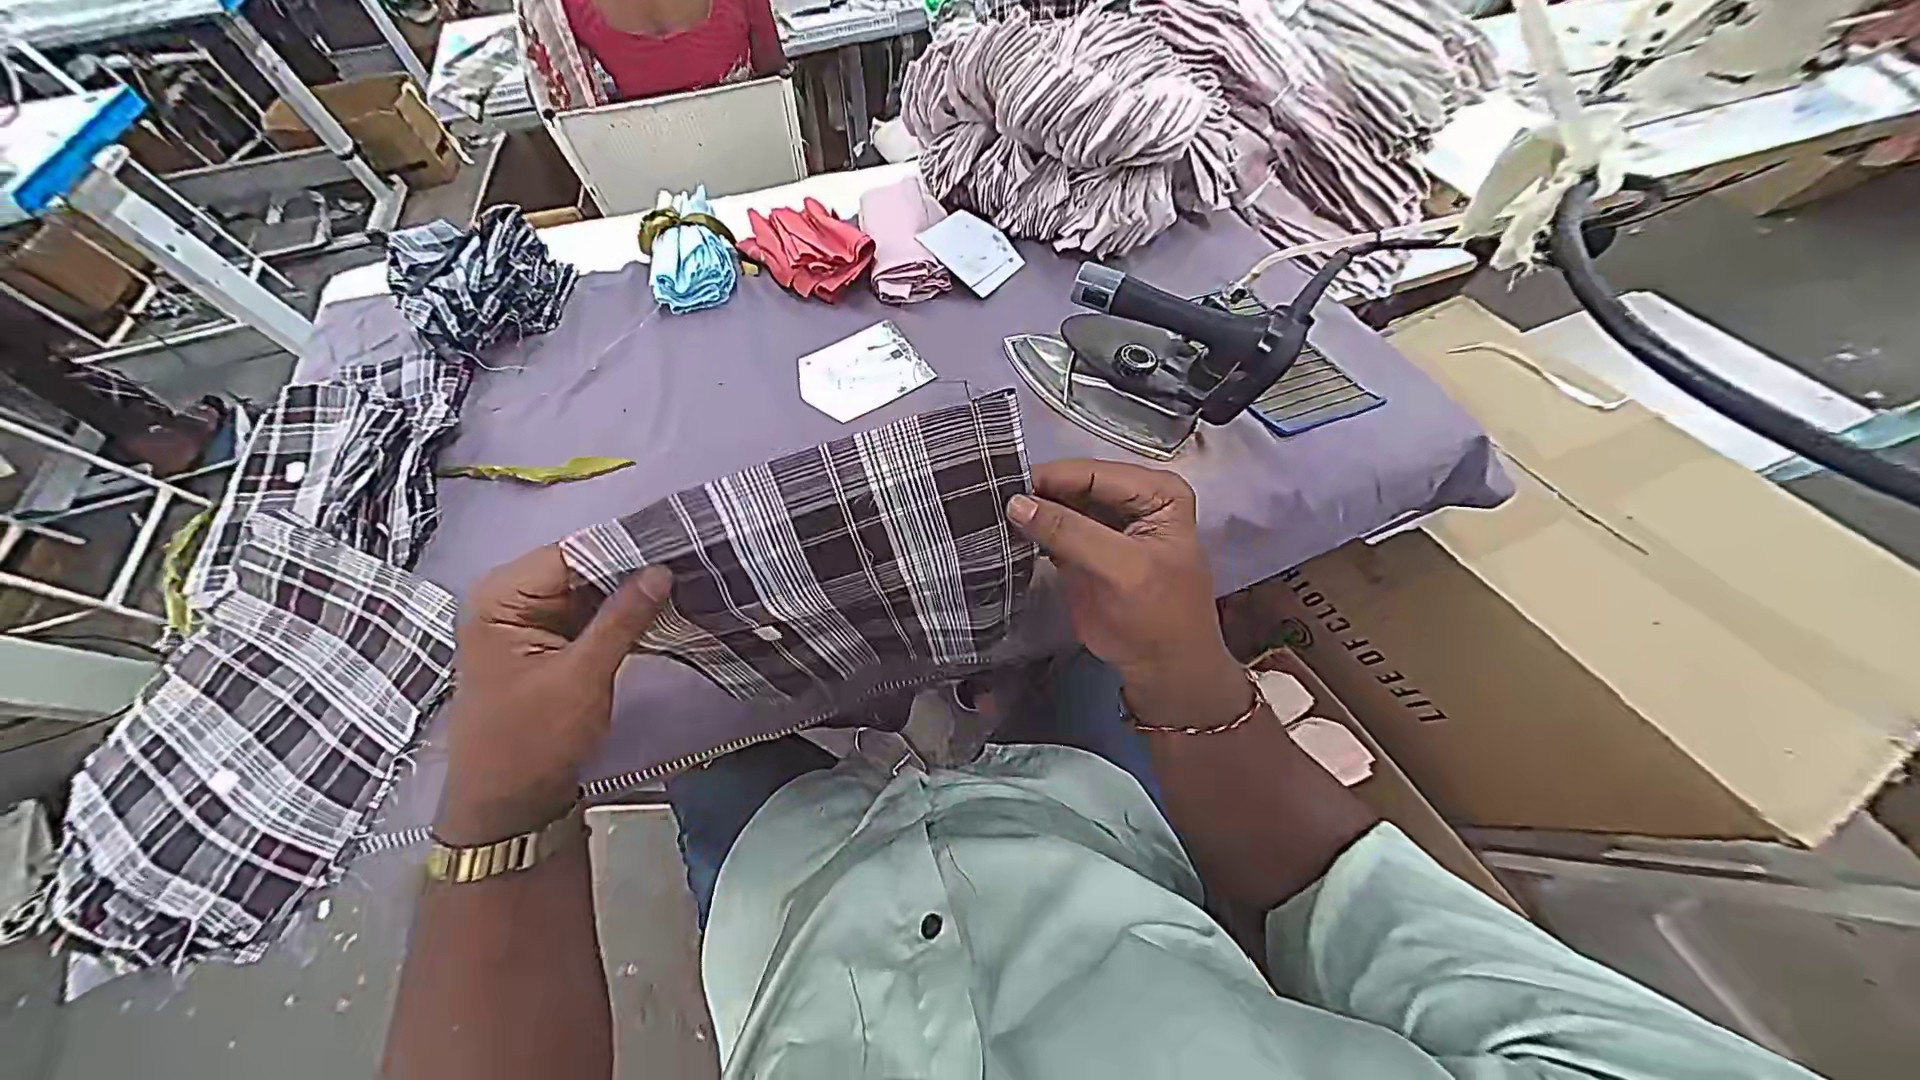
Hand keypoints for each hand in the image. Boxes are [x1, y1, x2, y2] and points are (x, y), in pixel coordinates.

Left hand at [438, 548, 671, 844]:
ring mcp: (536, 618)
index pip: (572, 553)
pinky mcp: (557, 637)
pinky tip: (665, 608)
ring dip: (636, 590)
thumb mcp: (582, 675)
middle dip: (635, 568)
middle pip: (585, 566)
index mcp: (503, 598)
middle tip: (690, 564)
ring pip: (596, 588)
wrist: (511, 799)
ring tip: (687, 581)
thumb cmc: (532, 737)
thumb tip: (662, 570)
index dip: (624, 549)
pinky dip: (628, 612)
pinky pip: (598, 611)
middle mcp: (515, 598)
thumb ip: (622, 618)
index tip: (675, 547)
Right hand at [1006, 460, 1247, 726]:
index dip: (1050, 478)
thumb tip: (1016, 503)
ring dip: (1029, 511)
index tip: (1002, 484)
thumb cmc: (1157, 617)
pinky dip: (1030, 531)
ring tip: (989, 511)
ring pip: (1059, 504)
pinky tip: (1004, 533)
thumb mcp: (1121, 568)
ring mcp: (1106, 522)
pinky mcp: (1083, 546)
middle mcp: (1132, 498)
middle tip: (987, 497)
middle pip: (1073, 485)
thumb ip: (1070, 532)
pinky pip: (1051, 528)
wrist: (1161, 668)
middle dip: (1036, 493)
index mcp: (1156, 491)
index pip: (1094, 473)